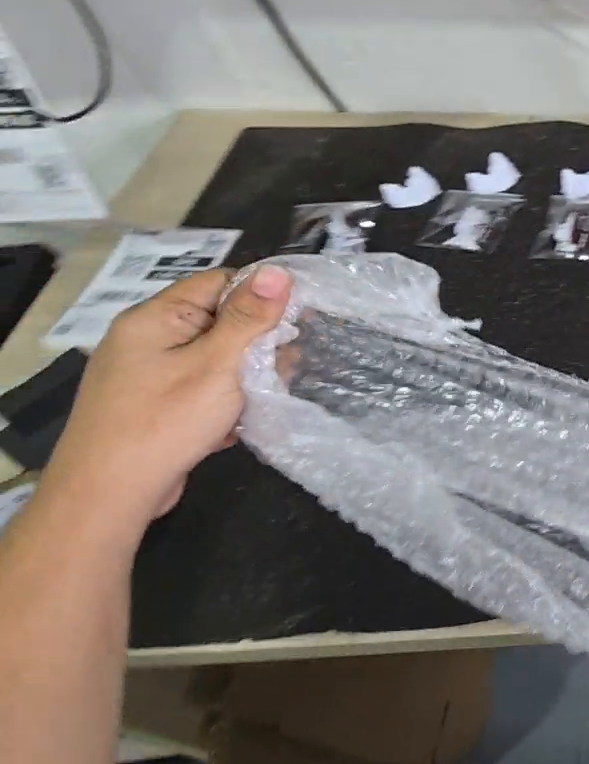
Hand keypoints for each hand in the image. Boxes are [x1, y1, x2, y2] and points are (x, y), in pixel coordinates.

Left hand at [38, 265, 291, 531]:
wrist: (110, 491)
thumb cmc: (165, 420)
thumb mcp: (218, 365)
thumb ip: (250, 318)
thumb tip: (278, 271)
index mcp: (156, 319)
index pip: (221, 283)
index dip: (264, 295)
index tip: (302, 318)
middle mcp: (148, 338)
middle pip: (224, 319)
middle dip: (262, 341)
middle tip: (283, 366)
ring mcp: (151, 371)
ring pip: (221, 354)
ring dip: (251, 371)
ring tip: (264, 395)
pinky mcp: (159, 399)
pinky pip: (208, 382)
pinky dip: (231, 394)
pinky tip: (241, 415)